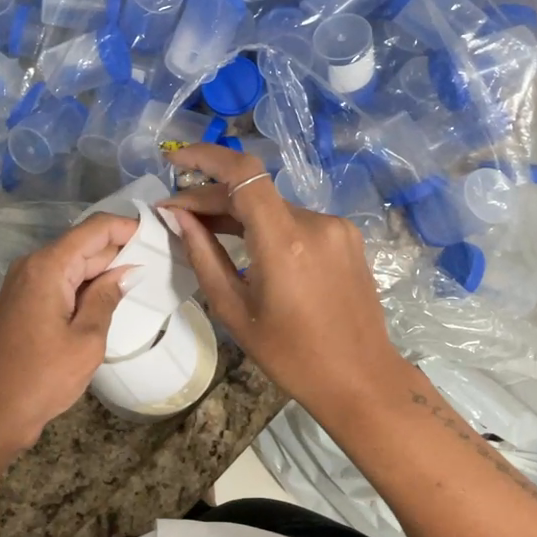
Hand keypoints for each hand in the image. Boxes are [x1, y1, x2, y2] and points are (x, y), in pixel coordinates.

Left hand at [0, 213, 138, 457]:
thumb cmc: (41, 378)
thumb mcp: (86, 340)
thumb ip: (106, 298)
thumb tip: (125, 271)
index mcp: (48, 267)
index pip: (94, 229)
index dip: (127, 227)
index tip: (158, 235)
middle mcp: (31, 265)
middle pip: (83, 245)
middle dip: (119, 250)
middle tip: (159, 261)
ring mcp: (22, 284)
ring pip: (71, 264)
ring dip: (102, 270)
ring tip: (141, 279)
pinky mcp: (20, 303)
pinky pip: (58, 282)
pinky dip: (83, 286)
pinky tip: (107, 299)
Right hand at [158, 144, 404, 417]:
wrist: (361, 379)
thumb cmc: (291, 355)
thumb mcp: (234, 310)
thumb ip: (203, 256)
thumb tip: (178, 217)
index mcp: (285, 241)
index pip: (243, 173)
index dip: (206, 157)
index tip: (177, 160)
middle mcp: (315, 222)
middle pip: (252, 192)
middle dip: (210, 198)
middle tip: (175, 215)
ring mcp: (335, 228)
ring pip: (272, 206)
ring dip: (236, 213)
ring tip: (203, 230)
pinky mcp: (345, 238)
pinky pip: (294, 221)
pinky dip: (264, 225)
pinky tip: (244, 244)